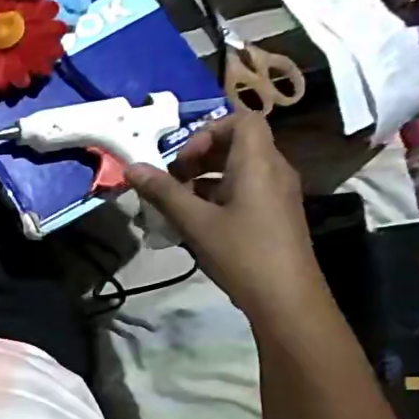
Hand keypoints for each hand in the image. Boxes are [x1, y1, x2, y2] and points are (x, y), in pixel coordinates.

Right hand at [125, 113, 321, 318]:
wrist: (287, 299)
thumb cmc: (241, 253)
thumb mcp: (195, 222)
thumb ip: (163, 192)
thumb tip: (132, 168)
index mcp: (258, 162)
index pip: (241, 120)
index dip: (207, 131)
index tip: (183, 161)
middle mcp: (274, 170)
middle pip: (238, 144)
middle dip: (200, 157)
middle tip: (174, 183)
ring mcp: (279, 194)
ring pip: (240, 170)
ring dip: (206, 180)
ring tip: (179, 206)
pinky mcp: (277, 216)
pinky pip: (247, 190)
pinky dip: (220, 196)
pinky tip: (198, 224)